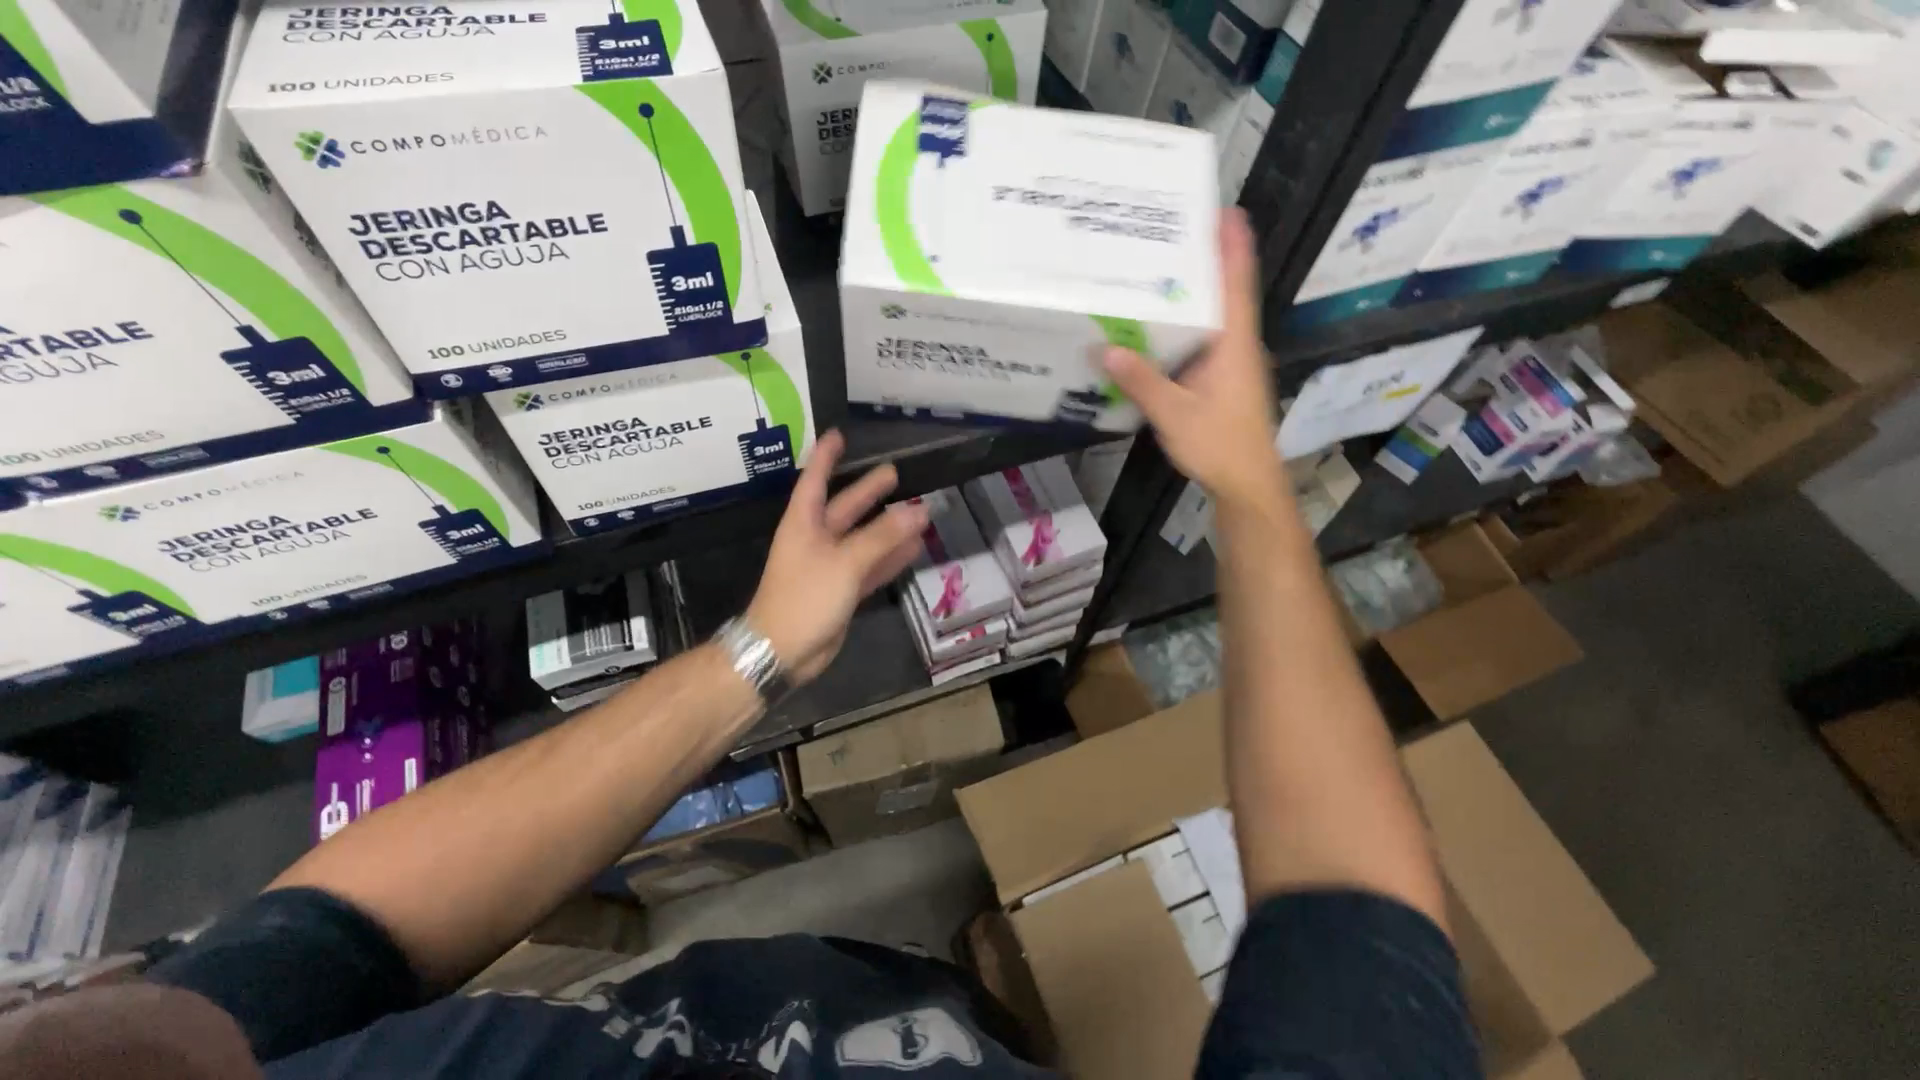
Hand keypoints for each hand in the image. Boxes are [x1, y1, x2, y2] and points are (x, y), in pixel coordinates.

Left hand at [746, 430, 929, 682]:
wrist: (782, 651)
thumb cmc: (804, 598)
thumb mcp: (844, 562)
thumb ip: (882, 536)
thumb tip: (918, 510)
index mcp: (803, 523)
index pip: (814, 480)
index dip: (826, 457)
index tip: (839, 434)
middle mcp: (815, 539)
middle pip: (845, 508)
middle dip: (869, 491)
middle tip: (895, 472)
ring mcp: (829, 567)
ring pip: (863, 539)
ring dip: (888, 527)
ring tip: (919, 510)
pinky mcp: (842, 591)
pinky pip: (870, 567)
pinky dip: (890, 558)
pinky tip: (914, 548)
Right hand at [1101, 208, 1284, 509]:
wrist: (1247, 483)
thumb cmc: (1219, 445)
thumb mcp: (1173, 413)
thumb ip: (1141, 381)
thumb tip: (1105, 348)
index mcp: (1234, 344)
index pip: (1236, 283)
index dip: (1233, 246)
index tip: (1225, 210)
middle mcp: (1238, 346)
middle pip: (1226, 292)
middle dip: (1207, 260)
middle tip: (1175, 232)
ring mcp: (1232, 364)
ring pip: (1214, 317)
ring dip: (1195, 293)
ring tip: (1161, 269)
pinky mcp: (1223, 381)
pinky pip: (1204, 341)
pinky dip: (1186, 324)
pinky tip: (1159, 325)